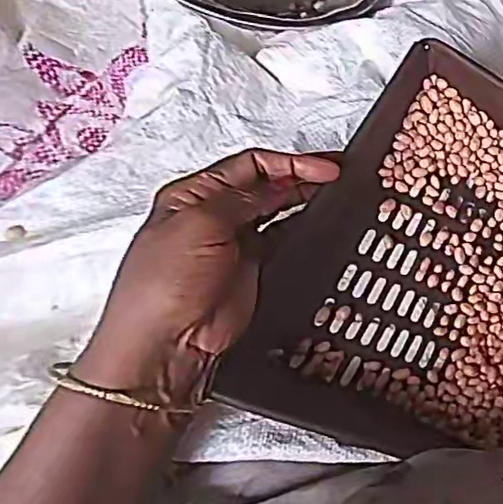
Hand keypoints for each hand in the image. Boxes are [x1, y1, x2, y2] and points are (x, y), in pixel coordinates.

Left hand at [77, 149, 341, 396]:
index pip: (252, 164)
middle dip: (304, 175)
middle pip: (268, 183)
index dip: (292, 162)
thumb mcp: (199, 225)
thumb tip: (275, 184)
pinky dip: (305, 228)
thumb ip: (240, 198)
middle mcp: (215, 214)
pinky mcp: (254, 266)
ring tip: (337, 194)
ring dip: (306, 198)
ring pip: (280, 208)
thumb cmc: (163, 285)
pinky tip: (322, 224)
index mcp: (194, 194)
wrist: (168, 340)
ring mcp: (236, 241)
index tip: (326, 169)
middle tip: (339, 176)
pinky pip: (285, 238)